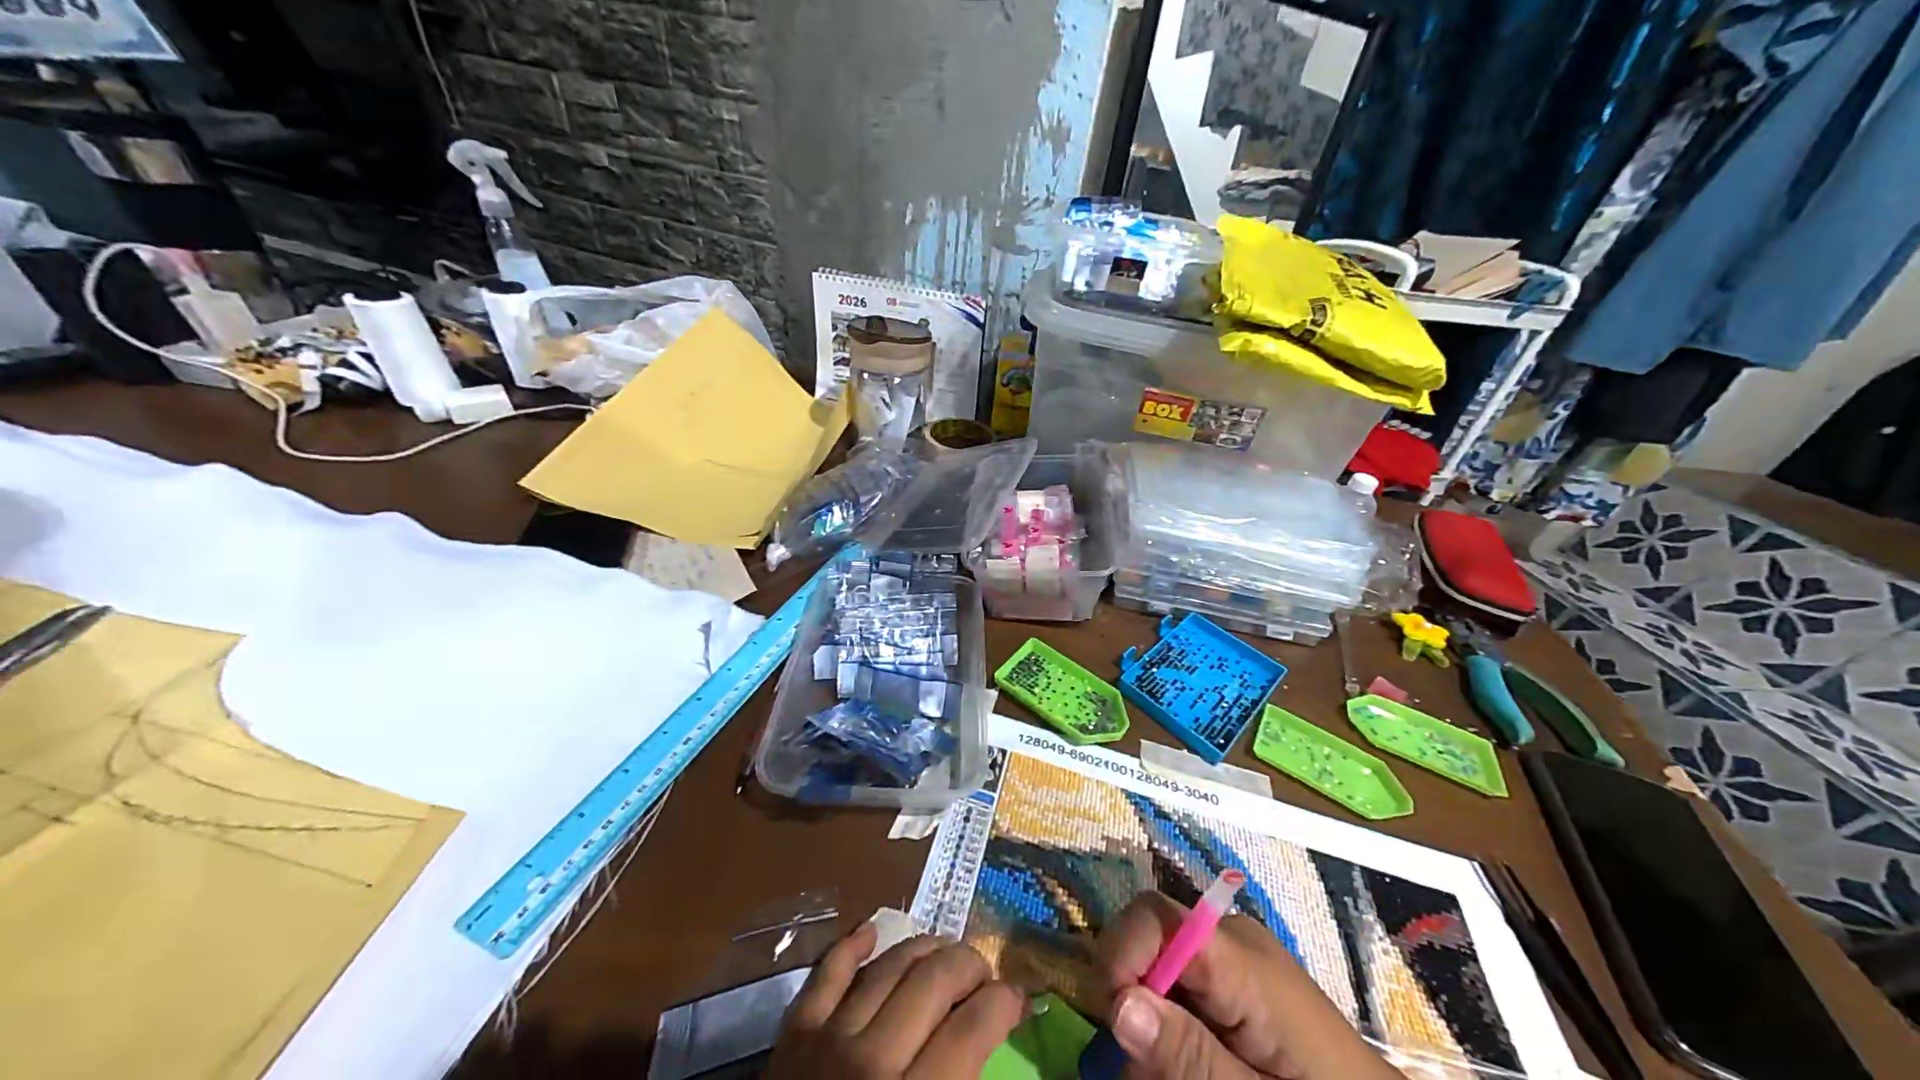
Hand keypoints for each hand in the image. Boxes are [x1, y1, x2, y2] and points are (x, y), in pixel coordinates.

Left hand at [768, 920, 1026, 1079]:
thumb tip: (990, 1046)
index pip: (972, 1028)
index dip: (1004, 1002)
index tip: (1016, 999)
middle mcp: (873, 1060)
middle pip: (934, 982)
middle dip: (970, 965)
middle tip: (983, 975)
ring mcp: (828, 1039)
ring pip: (888, 966)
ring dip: (925, 948)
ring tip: (945, 952)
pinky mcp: (793, 1034)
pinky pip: (827, 973)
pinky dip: (851, 946)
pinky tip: (872, 931)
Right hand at [1098, 891, 1403, 1079]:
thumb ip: (1190, 1056)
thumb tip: (1119, 1004)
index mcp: (1241, 960)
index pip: (1155, 917)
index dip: (1118, 957)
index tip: (1114, 1021)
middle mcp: (1233, 937)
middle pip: (1149, 941)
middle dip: (1133, 1001)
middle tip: (1149, 1069)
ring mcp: (1235, 952)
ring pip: (1159, 966)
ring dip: (1153, 1023)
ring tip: (1176, 1075)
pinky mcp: (1237, 971)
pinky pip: (1183, 979)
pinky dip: (1174, 1023)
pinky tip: (1195, 1064)